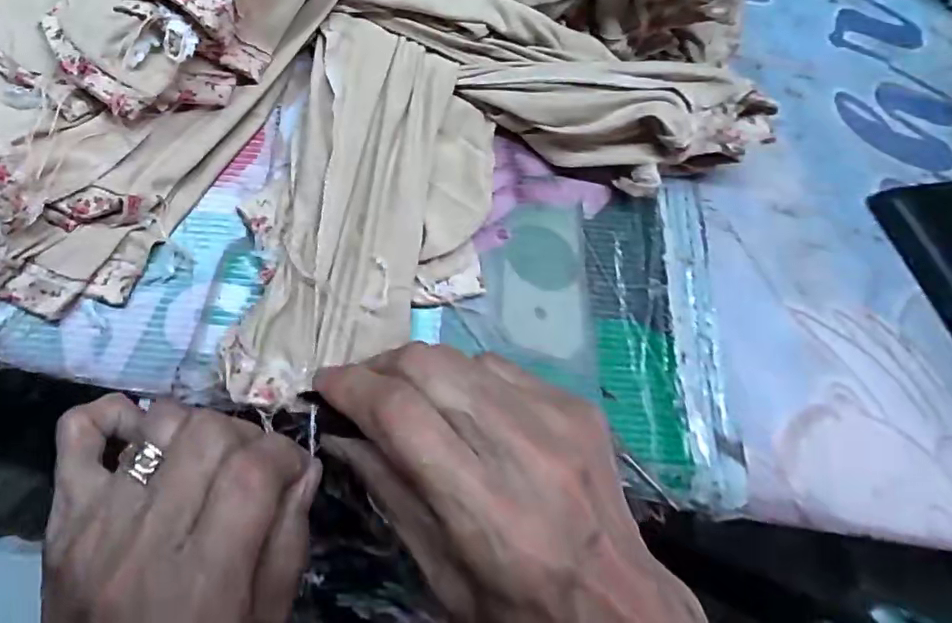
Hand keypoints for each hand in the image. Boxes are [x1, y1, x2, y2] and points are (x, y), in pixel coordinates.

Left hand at [44, 394, 321, 622]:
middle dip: (244, 436)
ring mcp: (95, 522)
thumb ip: (287, 547)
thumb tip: (302, 466)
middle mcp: (145, 543)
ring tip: (203, 453)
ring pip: (156, 420)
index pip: (251, 474)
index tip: (292, 463)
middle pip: (207, 435)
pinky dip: (111, 414)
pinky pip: (76, 431)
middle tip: (252, 460)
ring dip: (192, 425)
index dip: (283, 454)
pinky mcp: (62, 515)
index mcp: (203, 587)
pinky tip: (138, 432)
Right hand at [316, 344, 703, 622]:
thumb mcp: (442, 575)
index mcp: (487, 509)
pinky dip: (461, 376)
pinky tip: (462, 405)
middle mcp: (523, 450)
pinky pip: (494, 364)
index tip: (324, 384)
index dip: (350, 386)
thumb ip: (388, 491)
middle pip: (424, 365)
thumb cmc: (522, 611)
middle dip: (377, 368)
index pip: (398, 412)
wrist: (628, 614)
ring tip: (406, 395)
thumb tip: (340, 431)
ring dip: (416, 369)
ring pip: (455, 355)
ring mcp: (555, 418)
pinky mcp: (575, 404)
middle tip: (360, 389)